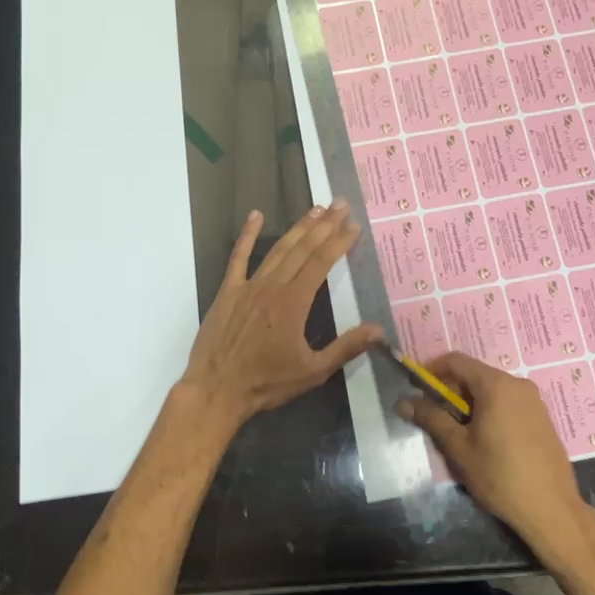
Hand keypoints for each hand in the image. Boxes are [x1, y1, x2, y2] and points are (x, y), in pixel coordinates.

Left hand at [179, 202, 383, 432]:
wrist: (216, 391)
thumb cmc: (266, 383)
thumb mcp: (312, 371)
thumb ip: (345, 348)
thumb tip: (378, 331)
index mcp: (294, 302)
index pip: (322, 262)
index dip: (339, 241)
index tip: (354, 225)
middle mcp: (273, 286)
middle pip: (303, 248)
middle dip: (324, 225)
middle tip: (340, 204)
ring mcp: (248, 286)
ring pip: (277, 249)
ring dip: (297, 227)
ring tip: (315, 209)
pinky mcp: (228, 291)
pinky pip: (238, 257)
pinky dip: (247, 235)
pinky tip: (255, 216)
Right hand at [399, 353, 594, 564]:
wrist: (551, 509)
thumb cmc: (499, 476)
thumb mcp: (459, 448)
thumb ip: (431, 418)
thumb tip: (403, 402)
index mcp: (496, 384)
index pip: (456, 360)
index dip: (432, 369)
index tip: (416, 389)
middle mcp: (517, 384)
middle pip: (475, 374)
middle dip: (451, 390)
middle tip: (434, 416)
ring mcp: (534, 401)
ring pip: (492, 390)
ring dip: (470, 403)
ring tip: (458, 432)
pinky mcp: (542, 418)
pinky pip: (509, 403)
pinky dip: (490, 411)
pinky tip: (486, 441)